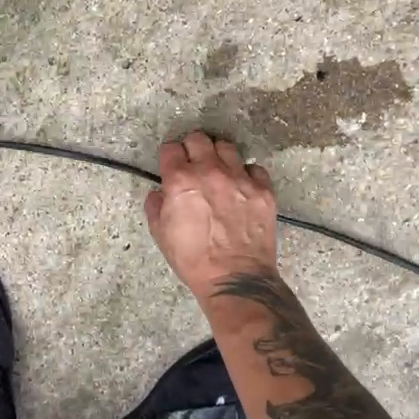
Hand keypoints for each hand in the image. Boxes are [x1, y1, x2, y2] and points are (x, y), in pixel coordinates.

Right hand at [146, 131, 280, 308]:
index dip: (170, 156)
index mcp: (180, 180)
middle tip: (193, 163)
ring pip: (226, 146)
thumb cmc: (193, 259)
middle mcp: (209, 171)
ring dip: (218, 155)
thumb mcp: (160, 233)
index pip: (171, 148)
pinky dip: (246, 173)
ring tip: (219, 169)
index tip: (172, 165)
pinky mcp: (262, 191)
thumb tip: (159, 193)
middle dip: (192, 148)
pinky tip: (242, 186)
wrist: (235, 279)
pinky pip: (254, 168)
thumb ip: (155, 206)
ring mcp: (239, 179)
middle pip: (198, 139)